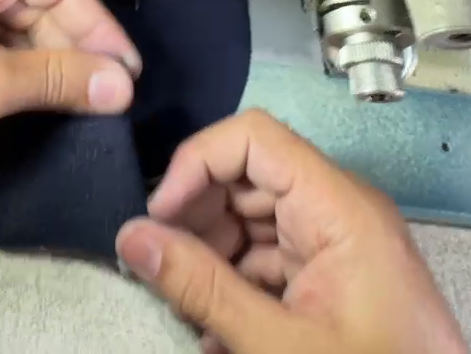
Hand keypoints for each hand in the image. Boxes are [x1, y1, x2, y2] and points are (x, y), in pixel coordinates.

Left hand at [0, 0, 141, 177]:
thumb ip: (57, 79)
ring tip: (71, 98)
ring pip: (7, 11)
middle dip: (67, 46)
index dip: (99, 31)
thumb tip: (120, 87)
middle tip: (103, 95)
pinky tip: (25, 87)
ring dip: (36, 53)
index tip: (128, 74)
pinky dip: (3, 53)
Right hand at [115, 111, 465, 353]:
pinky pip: (271, 256)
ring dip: (211, 254)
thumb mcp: (280, 348)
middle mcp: (340, 210)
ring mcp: (338, 245)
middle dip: (197, 215)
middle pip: (249, 176)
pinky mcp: (335, 279)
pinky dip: (236, 282)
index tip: (159, 215)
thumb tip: (130, 237)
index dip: (197, 163)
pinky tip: (213, 329)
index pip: (253, 137)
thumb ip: (202, 289)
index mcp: (339, 205)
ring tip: (184, 305)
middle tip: (160, 264)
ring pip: (253, 218)